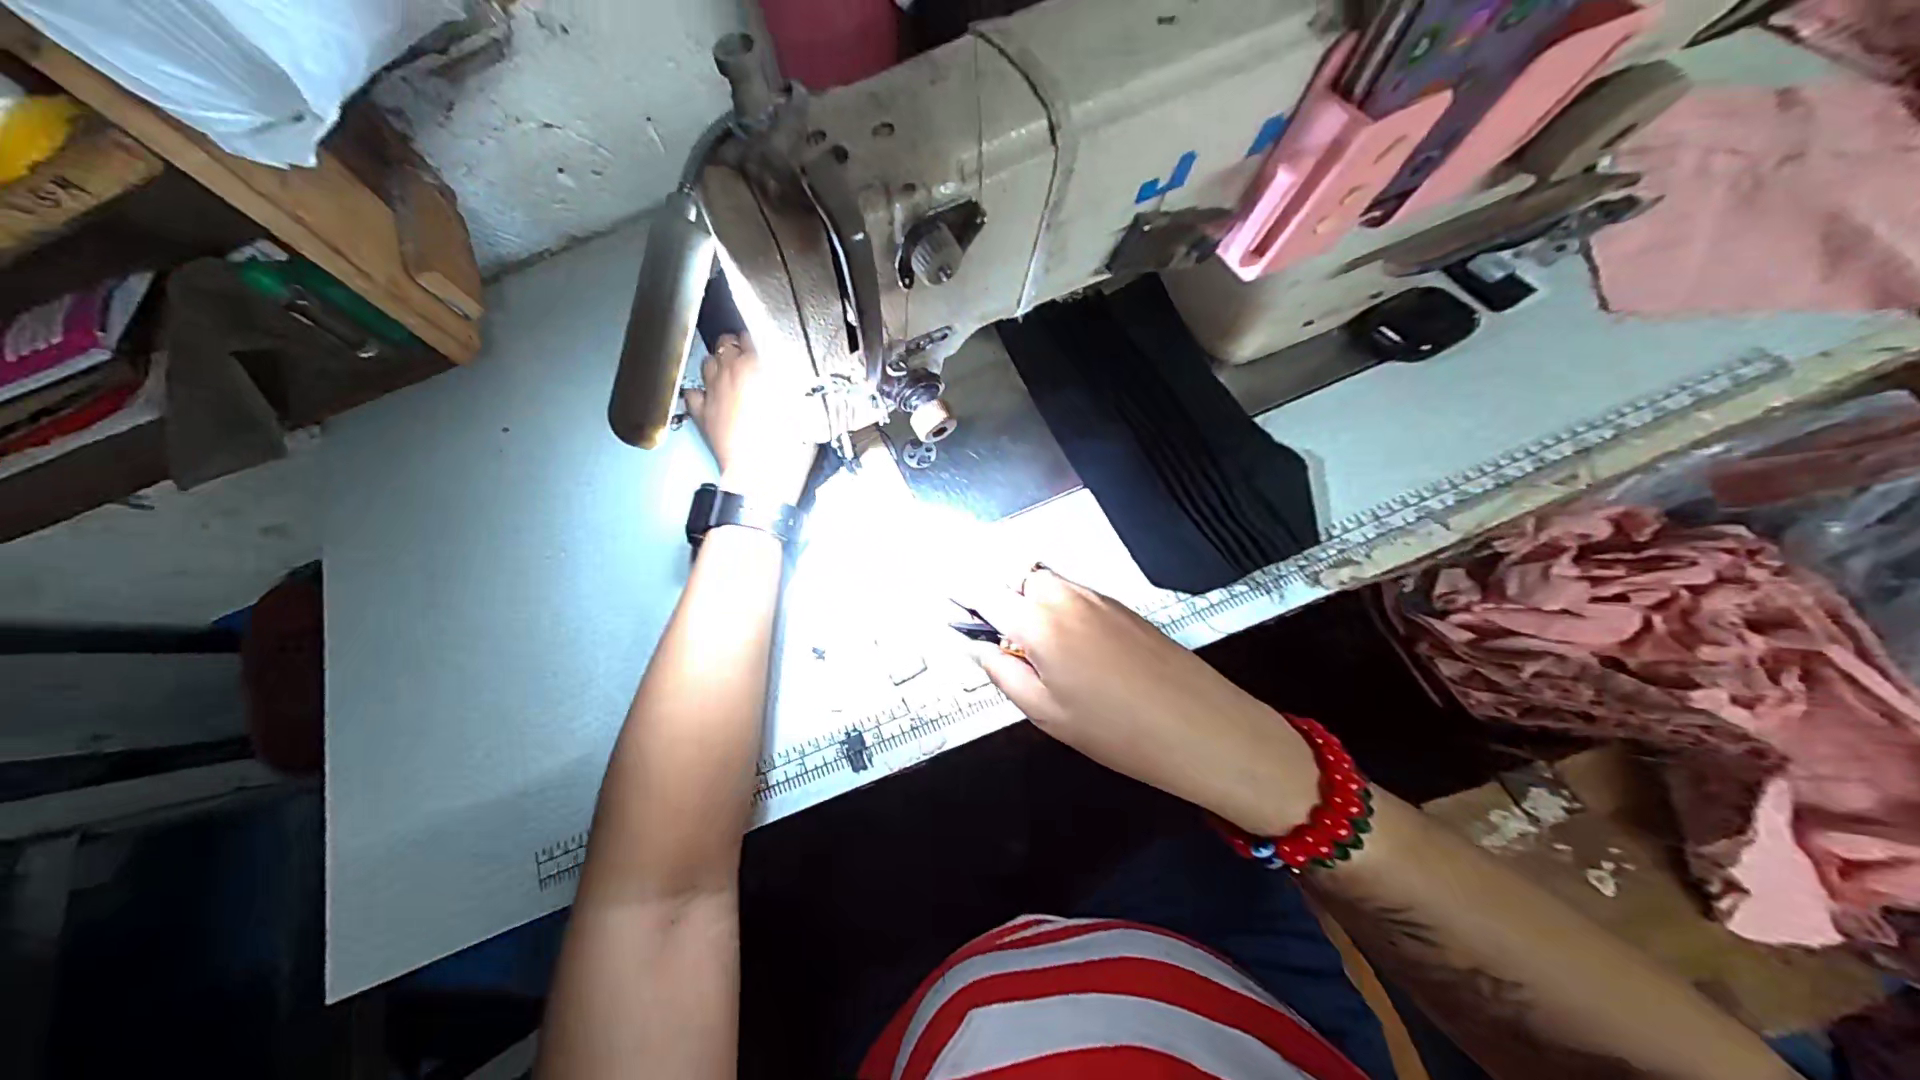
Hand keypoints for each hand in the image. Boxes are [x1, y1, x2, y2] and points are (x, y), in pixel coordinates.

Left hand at [684, 333, 820, 504]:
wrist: (757, 469)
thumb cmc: (779, 441)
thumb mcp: (794, 406)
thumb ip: (783, 384)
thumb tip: (781, 377)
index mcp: (754, 366)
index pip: (748, 337)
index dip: (753, 341)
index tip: (757, 345)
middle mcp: (729, 372)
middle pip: (723, 343)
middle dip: (732, 346)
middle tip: (740, 355)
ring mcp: (711, 390)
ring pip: (706, 362)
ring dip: (716, 364)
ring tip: (725, 373)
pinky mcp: (700, 411)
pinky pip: (693, 392)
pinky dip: (699, 391)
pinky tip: (707, 396)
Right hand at [964, 568, 1320, 836]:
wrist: (1201, 728)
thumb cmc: (1122, 730)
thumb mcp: (1045, 712)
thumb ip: (1002, 673)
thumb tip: (980, 650)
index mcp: (1040, 623)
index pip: (983, 591)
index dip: (960, 593)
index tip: (949, 600)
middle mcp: (1068, 598)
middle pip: (1016, 575)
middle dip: (997, 592)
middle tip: (992, 630)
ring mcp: (1098, 598)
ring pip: (1046, 581)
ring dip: (1028, 599)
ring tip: (1031, 645)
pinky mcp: (1121, 607)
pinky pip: (1074, 593)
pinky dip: (1057, 607)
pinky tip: (1067, 647)